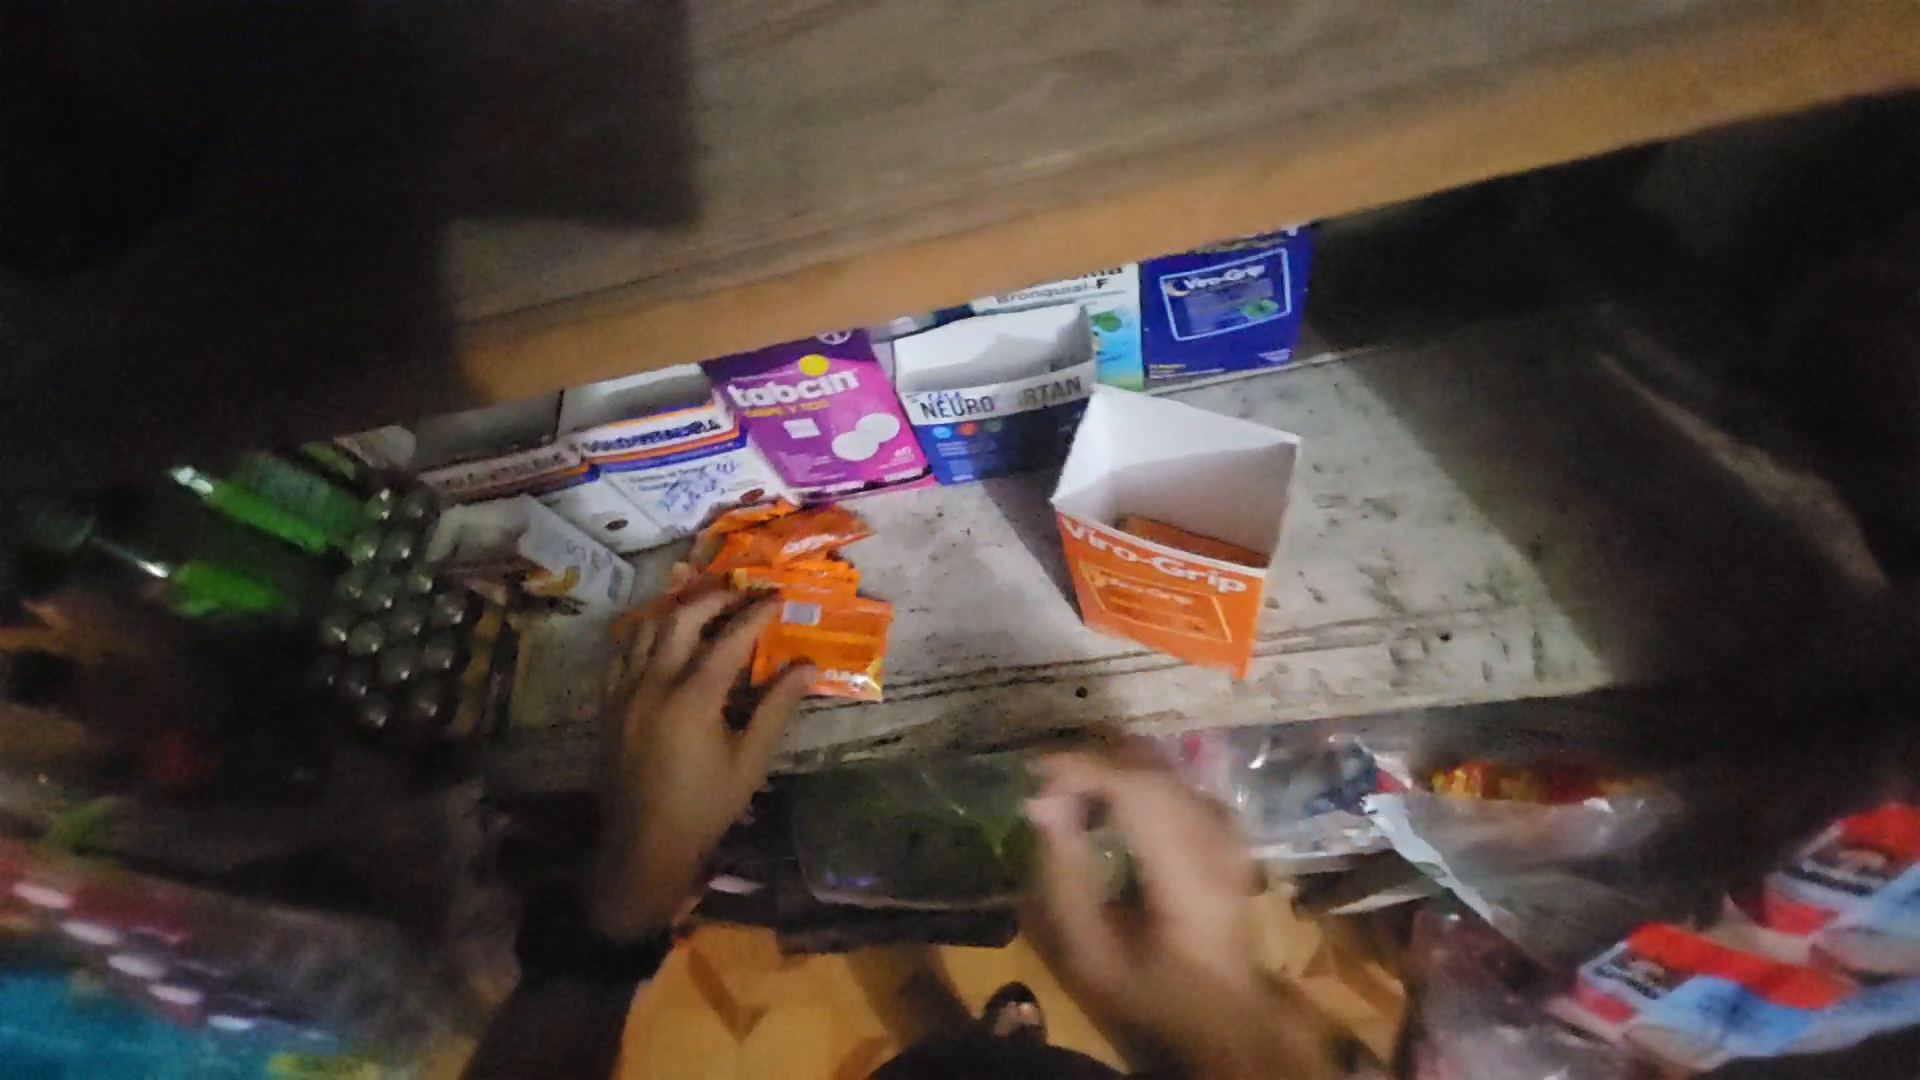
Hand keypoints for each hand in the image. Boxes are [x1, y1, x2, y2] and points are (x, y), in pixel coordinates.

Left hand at [590, 588, 813, 941]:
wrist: (643, 847)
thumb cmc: (705, 805)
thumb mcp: (751, 760)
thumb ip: (777, 707)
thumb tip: (808, 666)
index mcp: (693, 697)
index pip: (730, 639)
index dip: (756, 615)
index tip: (777, 598)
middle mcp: (654, 683)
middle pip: (681, 619)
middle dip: (714, 598)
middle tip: (741, 592)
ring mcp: (624, 692)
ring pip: (644, 628)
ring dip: (677, 609)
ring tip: (703, 604)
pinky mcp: (607, 704)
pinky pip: (622, 653)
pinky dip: (645, 634)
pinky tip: (662, 638)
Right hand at [1022, 753, 1332, 1078]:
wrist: (1225, 1013)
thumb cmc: (1151, 992)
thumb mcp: (1091, 955)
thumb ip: (1063, 881)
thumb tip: (1041, 806)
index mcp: (1188, 880)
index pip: (1137, 792)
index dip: (1084, 771)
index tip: (1036, 775)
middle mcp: (1216, 843)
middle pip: (1149, 772)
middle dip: (1091, 766)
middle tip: (1048, 787)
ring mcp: (1227, 832)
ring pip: (1163, 770)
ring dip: (1112, 768)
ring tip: (1074, 792)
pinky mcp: (1225, 829)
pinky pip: (1175, 782)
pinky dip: (1137, 778)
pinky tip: (1114, 798)